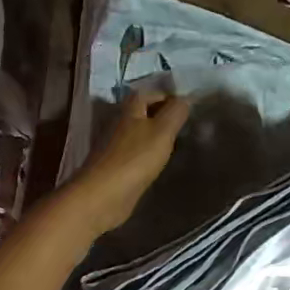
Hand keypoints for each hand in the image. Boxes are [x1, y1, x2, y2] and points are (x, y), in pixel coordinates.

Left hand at [64, 84, 189, 233]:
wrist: (103, 195)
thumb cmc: (135, 158)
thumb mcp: (162, 130)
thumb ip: (175, 112)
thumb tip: (185, 98)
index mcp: (128, 110)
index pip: (147, 94)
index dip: (166, 97)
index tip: (185, 109)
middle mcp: (117, 125)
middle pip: (140, 115)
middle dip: (159, 117)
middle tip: (182, 127)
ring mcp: (113, 148)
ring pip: (136, 136)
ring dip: (152, 138)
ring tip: (174, 146)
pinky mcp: (113, 169)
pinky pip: (133, 156)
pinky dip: (145, 157)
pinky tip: (156, 165)